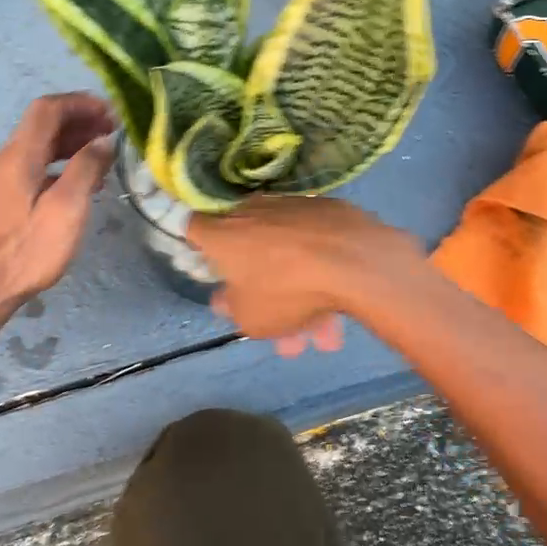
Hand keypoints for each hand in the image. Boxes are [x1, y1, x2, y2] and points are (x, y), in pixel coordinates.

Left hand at [0, 93, 116, 305]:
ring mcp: (5, 177)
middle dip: (80, 120)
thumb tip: (103, 141)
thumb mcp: (67, 207)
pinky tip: (86, 179)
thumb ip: (86, 167)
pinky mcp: (8, 195)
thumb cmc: (31, 248)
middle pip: (43, 123)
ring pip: (41, 144)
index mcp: (19, 156)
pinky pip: (38, 164)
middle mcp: (7, 159)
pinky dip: (64, 161)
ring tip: (105, 152)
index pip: (47, 109)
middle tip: (113, 130)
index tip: (110, 112)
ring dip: (73, 140)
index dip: (79, 103)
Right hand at [187, 196, 425, 357]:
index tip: (209, 266)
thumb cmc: (286, 290)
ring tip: (325, 338)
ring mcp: (292, 207)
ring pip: (289, 257)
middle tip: (285, 334)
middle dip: (265, 293)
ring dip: (303, 298)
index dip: (197, 246)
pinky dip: (323, 275)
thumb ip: (232, 307)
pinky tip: (341, 310)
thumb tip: (226, 297)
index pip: (192, 229)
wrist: (354, 260)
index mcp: (223, 232)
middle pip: (250, 252)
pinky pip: (316, 248)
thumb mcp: (250, 318)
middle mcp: (252, 211)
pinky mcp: (328, 208)